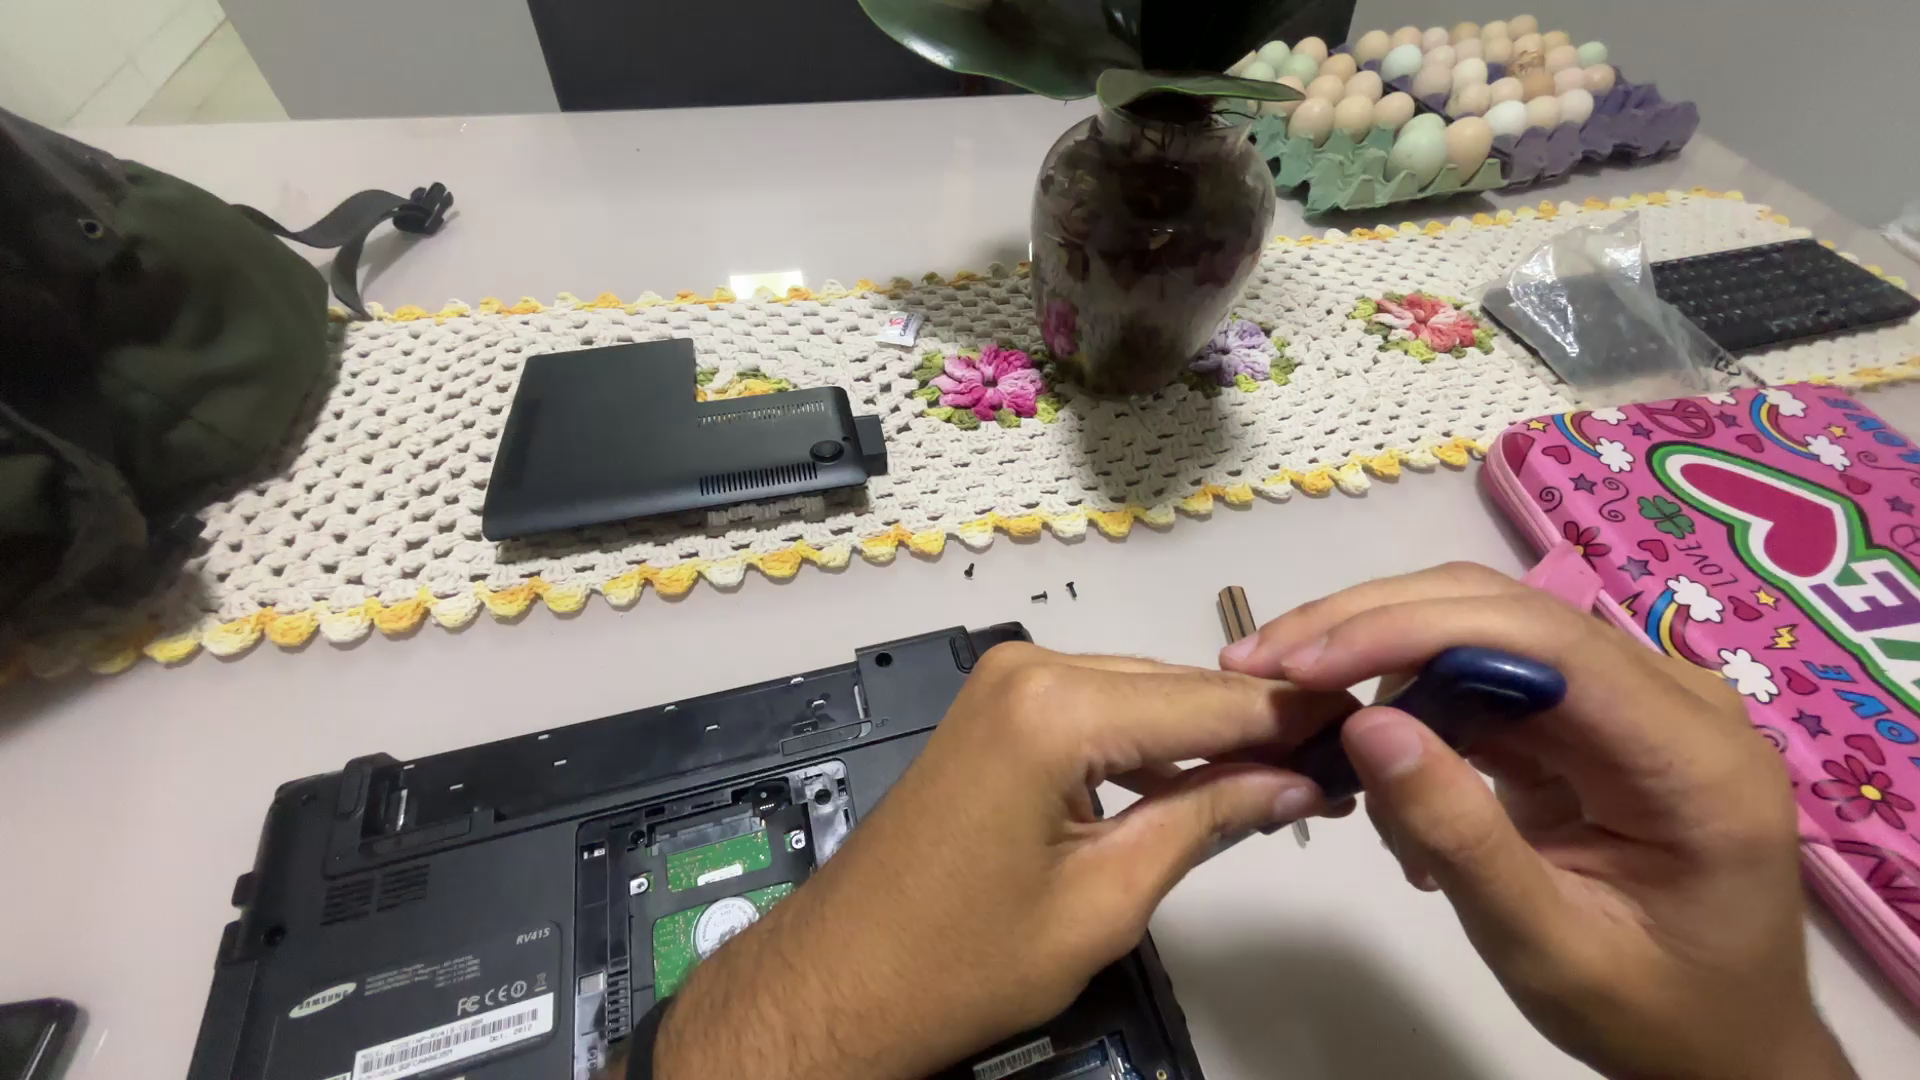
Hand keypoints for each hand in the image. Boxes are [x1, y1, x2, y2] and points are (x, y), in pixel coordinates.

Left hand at [653, 643, 1353, 1079]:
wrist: (847, 971)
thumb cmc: (969, 955)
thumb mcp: (1106, 899)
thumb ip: (1204, 819)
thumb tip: (1293, 781)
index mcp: (1056, 708)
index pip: (1205, 701)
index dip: (1288, 717)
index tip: (1359, 727)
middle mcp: (1031, 668)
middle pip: (1170, 688)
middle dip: (1248, 725)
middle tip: (1331, 762)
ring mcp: (1007, 681)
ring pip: (1134, 693)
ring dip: (1199, 733)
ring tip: (1278, 774)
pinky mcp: (996, 705)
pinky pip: (1092, 708)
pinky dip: (1144, 739)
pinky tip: (1192, 774)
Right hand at [1221, 563, 1855, 1079]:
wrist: (1710, 1038)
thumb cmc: (1646, 1009)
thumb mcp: (1545, 947)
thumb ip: (1460, 837)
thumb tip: (1363, 724)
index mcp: (1688, 754)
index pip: (1537, 640)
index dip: (1406, 632)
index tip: (1300, 667)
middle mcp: (1658, 692)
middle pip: (1487, 606)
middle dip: (1360, 623)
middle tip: (1259, 662)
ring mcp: (1609, 689)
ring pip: (1460, 618)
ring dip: (1361, 649)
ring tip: (1291, 703)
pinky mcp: (1564, 704)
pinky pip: (1457, 663)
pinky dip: (1386, 686)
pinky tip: (1354, 738)